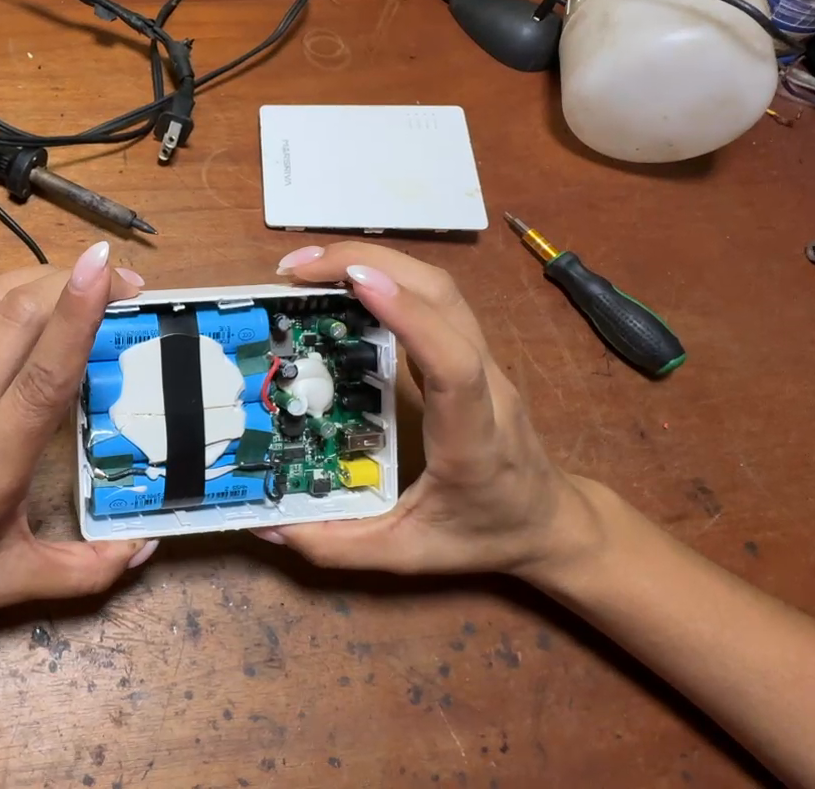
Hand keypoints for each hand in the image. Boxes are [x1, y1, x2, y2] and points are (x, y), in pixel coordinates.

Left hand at [0, 242, 156, 659]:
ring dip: (28, 278)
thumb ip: (88, 570)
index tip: (105, 266)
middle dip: (69, 281)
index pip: (44, 370)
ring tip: (68, 279)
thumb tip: (149, 545)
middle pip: (14, 316)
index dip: (78, 311)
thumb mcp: (11, 585)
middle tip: (118, 282)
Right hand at [259, 242, 601, 578]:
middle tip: (295, 269)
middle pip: (443, 295)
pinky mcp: (467, 347)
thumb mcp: (406, 555)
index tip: (359, 283)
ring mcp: (482, 357)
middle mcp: (485, 384)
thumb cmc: (483, 533)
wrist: (551, 520)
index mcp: (472, 437)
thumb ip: (336, 544)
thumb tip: (264, 524)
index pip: (453, 363)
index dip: (409, 315)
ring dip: (371, 258)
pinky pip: (430, 294)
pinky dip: (381, 272)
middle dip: (368, 263)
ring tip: (305, 266)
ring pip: (437, 284)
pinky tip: (337, 279)